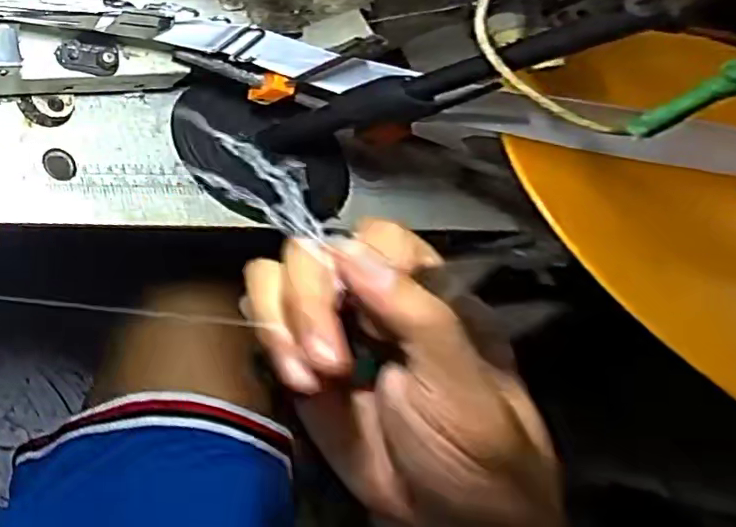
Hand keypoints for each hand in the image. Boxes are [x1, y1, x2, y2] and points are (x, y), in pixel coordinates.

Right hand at [245, 220, 562, 526]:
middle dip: (310, 303)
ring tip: (309, 375)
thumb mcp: (467, 393)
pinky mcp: (292, 340)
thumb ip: (419, 317)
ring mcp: (327, 315)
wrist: (439, 524)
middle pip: (313, 252)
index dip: (361, 259)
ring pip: (274, 271)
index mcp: (427, 295)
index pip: (379, 237)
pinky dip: (268, 334)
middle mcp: (370, 294)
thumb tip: (354, 251)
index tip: (364, 308)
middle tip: (331, 361)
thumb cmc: (479, 462)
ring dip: (282, 321)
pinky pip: (256, 304)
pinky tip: (295, 377)